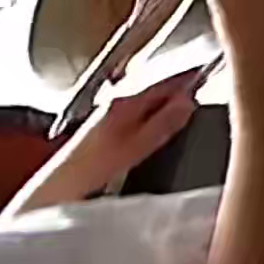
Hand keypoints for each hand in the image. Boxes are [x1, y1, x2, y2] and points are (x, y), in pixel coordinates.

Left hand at [82, 66, 206, 166]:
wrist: (59, 188)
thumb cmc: (92, 169)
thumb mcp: (137, 146)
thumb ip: (165, 122)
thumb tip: (188, 102)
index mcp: (124, 103)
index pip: (163, 83)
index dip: (186, 79)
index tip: (204, 74)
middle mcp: (114, 103)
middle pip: (154, 91)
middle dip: (177, 90)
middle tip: (200, 90)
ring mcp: (107, 115)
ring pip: (145, 102)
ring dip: (165, 103)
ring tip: (184, 107)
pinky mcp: (103, 128)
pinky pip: (137, 113)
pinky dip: (152, 115)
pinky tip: (157, 125)